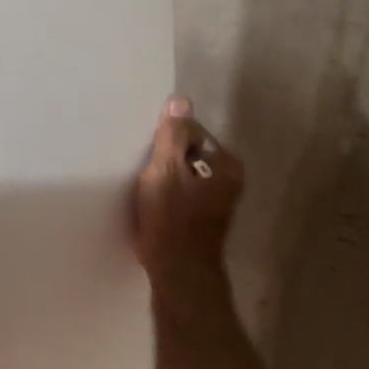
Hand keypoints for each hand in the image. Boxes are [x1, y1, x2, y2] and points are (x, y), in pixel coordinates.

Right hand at [134, 96, 244, 293]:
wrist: (177, 268)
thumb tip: (180, 100)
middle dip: (163, 156)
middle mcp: (227, 179)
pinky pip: (179, 190)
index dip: (165, 139)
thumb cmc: (171, 217)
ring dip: (162, 175)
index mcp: (225, 165)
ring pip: (182, 172)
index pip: (190, 132)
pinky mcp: (200, 215)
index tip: (147, 153)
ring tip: (142, 185)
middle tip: (141, 169)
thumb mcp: (165, 170)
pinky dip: (164, 191)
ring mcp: (215, 199)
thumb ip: (172, 135)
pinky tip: (149, 201)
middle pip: (187, 152)